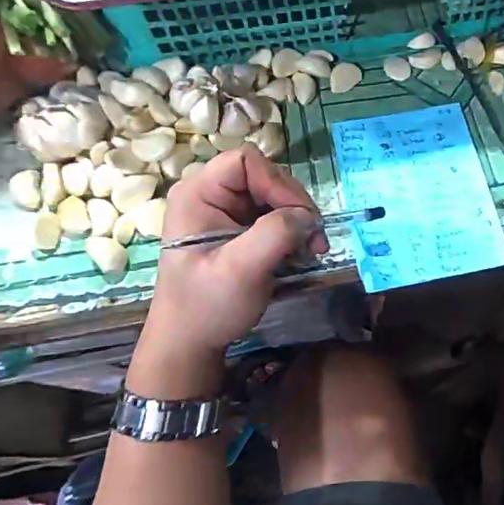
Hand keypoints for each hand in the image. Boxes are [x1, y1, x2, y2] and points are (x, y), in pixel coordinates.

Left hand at [133, 147, 326, 386]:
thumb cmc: (207, 307)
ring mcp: (225, 212)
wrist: (190, 343)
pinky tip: (302, 252)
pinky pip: (274, 214)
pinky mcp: (238, 229)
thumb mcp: (241, 270)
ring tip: (312, 249)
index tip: (298, 217)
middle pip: (265, 176)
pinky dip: (293, 230)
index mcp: (197, 194)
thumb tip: (308, 216)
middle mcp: (210, 194)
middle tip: (313, 240)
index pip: (245, 161)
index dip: (276, 183)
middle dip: (294, 204)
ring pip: (274, 195)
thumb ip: (275, 234)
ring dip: (298, 218)